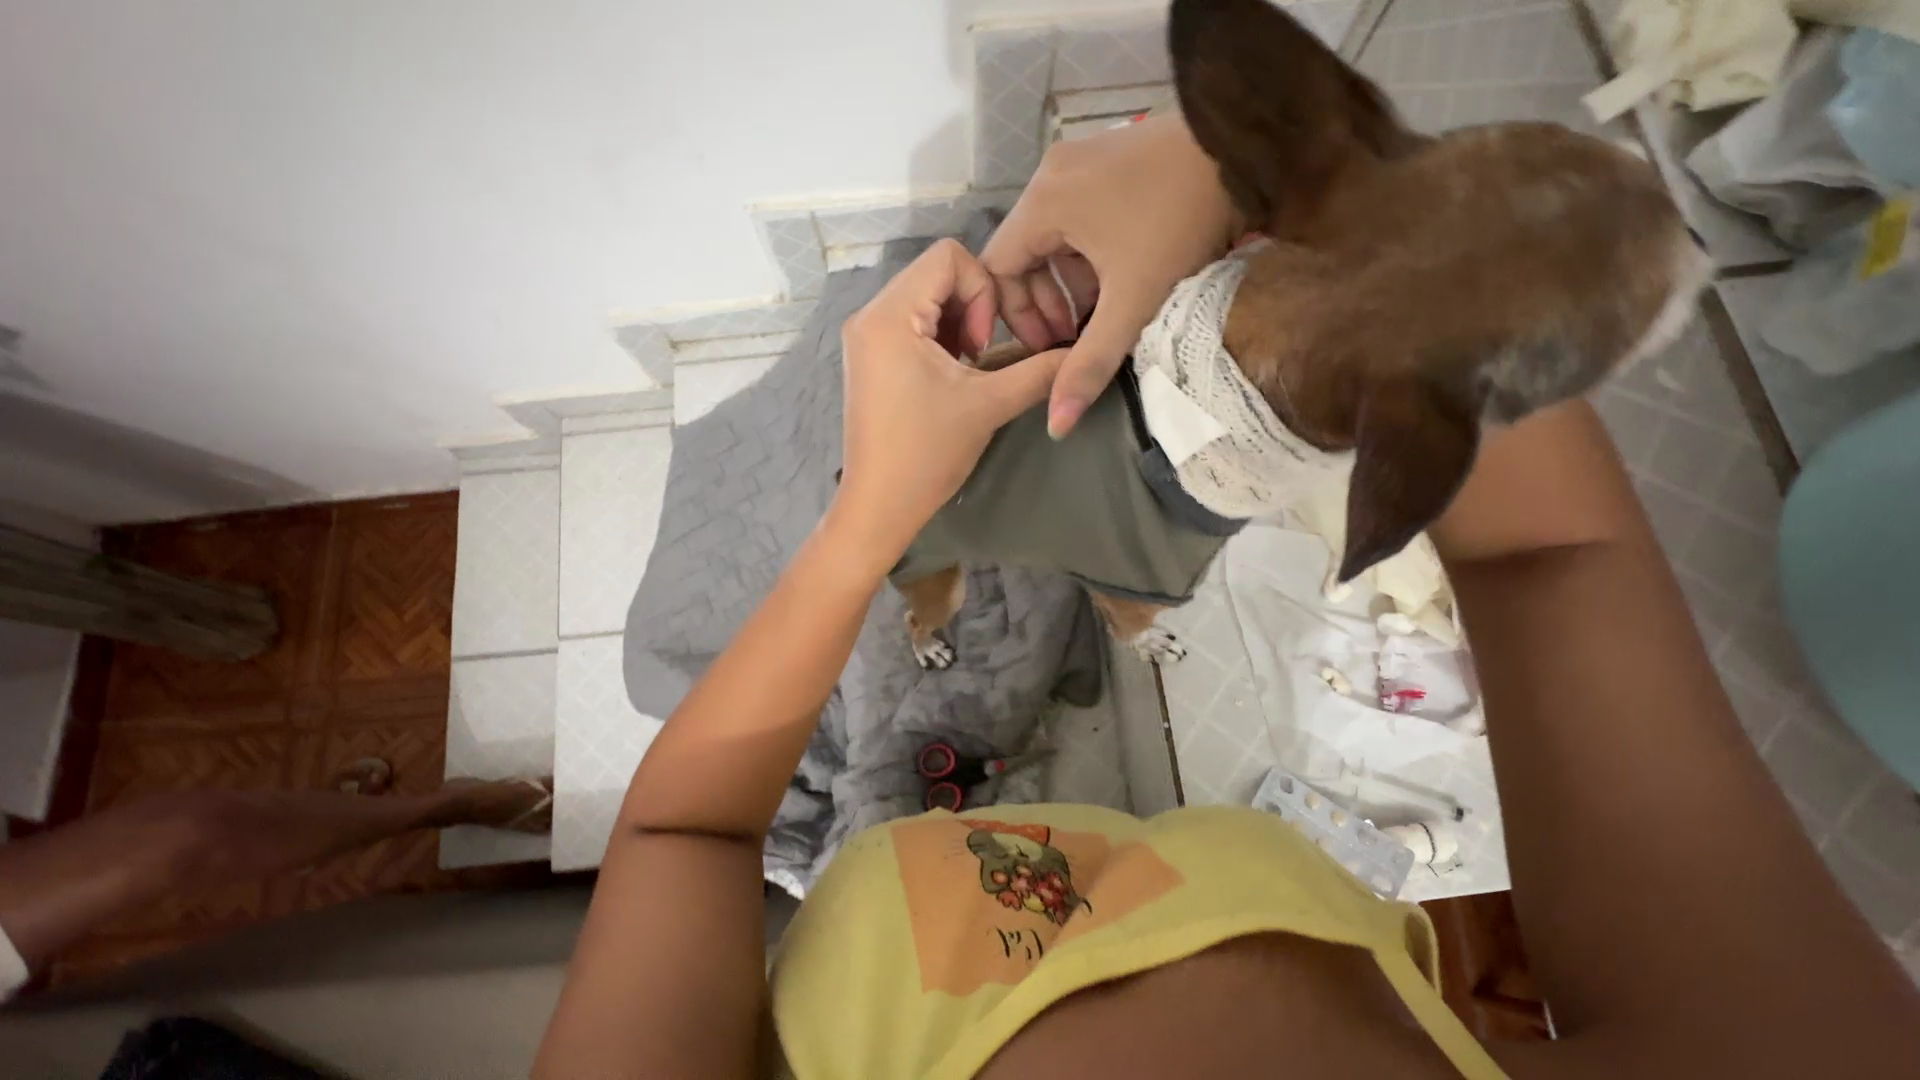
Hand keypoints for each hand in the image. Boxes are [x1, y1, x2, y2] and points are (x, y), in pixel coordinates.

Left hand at [830, 239, 1064, 559]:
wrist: (879, 506)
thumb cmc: (927, 454)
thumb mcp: (989, 405)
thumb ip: (1041, 371)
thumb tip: (1081, 352)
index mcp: (889, 315)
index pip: (948, 256)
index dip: (983, 289)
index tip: (983, 345)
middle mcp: (870, 314)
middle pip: (937, 274)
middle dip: (975, 307)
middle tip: (982, 357)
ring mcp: (867, 337)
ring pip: (928, 298)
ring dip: (962, 324)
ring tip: (972, 369)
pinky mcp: (871, 358)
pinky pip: (914, 323)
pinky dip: (943, 338)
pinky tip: (955, 376)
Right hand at [983, 113, 1237, 437]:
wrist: (1244, 148)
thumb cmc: (1179, 223)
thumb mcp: (1132, 303)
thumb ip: (1090, 365)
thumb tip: (1057, 426)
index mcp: (1041, 202)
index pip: (996, 269)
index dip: (1015, 317)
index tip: (1049, 348)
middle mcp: (1048, 176)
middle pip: (1022, 254)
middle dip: (1044, 304)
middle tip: (1074, 341)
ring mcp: (1078, 163)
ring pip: (1052, 239)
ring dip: (1068, 284)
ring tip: (1100, 317)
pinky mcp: (1105, 159)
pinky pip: (1077, 218)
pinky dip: (1087, 256)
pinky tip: (1119, 280)